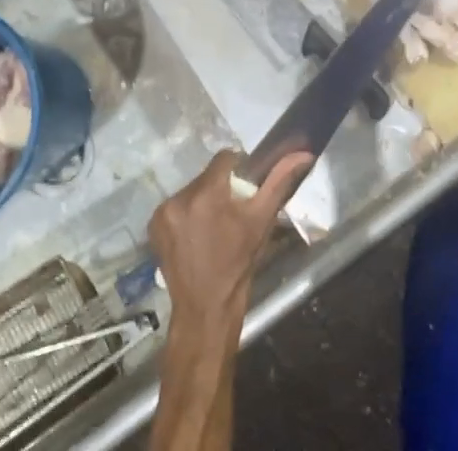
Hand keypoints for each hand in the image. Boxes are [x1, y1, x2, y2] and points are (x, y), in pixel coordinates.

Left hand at [150, 151, 313, 321]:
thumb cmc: (239, 262)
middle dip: (221, 187)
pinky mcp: (153, 227)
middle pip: (207, 176)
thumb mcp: (263, 220)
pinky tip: (197, 234)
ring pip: (191, 190)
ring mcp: (162, 213)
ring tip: (215, 225)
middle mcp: (180, 198)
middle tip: (233, 211)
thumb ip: (280, 182)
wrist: (207, 305)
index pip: (225, 158)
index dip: (240, 168)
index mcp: (207, 193)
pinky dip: (187, 214)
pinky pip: (176, 206)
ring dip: (204, 200)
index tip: (247, 188)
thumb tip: (303, 153)